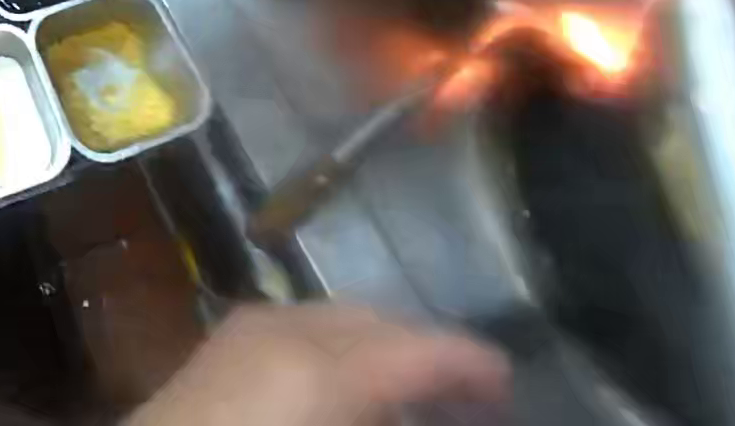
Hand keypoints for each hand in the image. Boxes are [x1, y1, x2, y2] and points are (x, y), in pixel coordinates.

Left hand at [126, 304, 510, 425]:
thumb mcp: (334, 417)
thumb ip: (386, 412)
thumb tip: (415, 412)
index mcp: (317, 369)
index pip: (407, 348)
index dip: (462, 359)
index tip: (505, 375)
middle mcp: (284, 328)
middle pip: (371, 321)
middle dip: (422, 348)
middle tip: (472, 391)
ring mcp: (250, 326)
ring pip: (334, 318)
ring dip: (380, 345)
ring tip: (419, 389)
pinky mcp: (229, 337)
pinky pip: (301, 326)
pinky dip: (339, 346)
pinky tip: (352, 386)